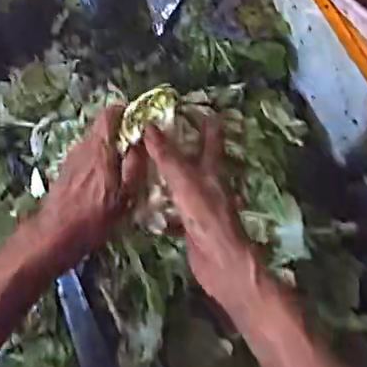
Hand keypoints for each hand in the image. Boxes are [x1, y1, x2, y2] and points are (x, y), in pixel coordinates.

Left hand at [23, 103, 147, 269]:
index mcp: (100, 147)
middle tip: (138, 148)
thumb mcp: (125, 196)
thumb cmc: (94, 216)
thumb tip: (142, 141)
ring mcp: (72, 156)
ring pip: (95, 141)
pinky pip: (87, 155)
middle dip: (121, 132)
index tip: (140, 122)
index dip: (126, 111)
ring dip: (110, 148)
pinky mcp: (66, 168)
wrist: (56, 233)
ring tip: (124, 167)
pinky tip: (105, 180)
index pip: (110, 112)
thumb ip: (135, 165)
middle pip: (103, 126)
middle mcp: (84, 145)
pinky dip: (99, 160)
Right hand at [145, 115, 266, 311]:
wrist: (221, 263)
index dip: (206, 119)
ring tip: (144, 158)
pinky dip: (160, 199)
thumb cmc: (207, 216)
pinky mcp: (191, 222)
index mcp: (212, 167)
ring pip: (182, 180)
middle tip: (157, 128)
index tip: (194, 104)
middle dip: (180, 143)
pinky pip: (172, 204)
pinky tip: (144, 198)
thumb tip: (148, 125)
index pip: (211, 135)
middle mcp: (208, 181)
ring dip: (167, 170)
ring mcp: (200, 202)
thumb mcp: (184, 180)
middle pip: (195, 156)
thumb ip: (166, 155)